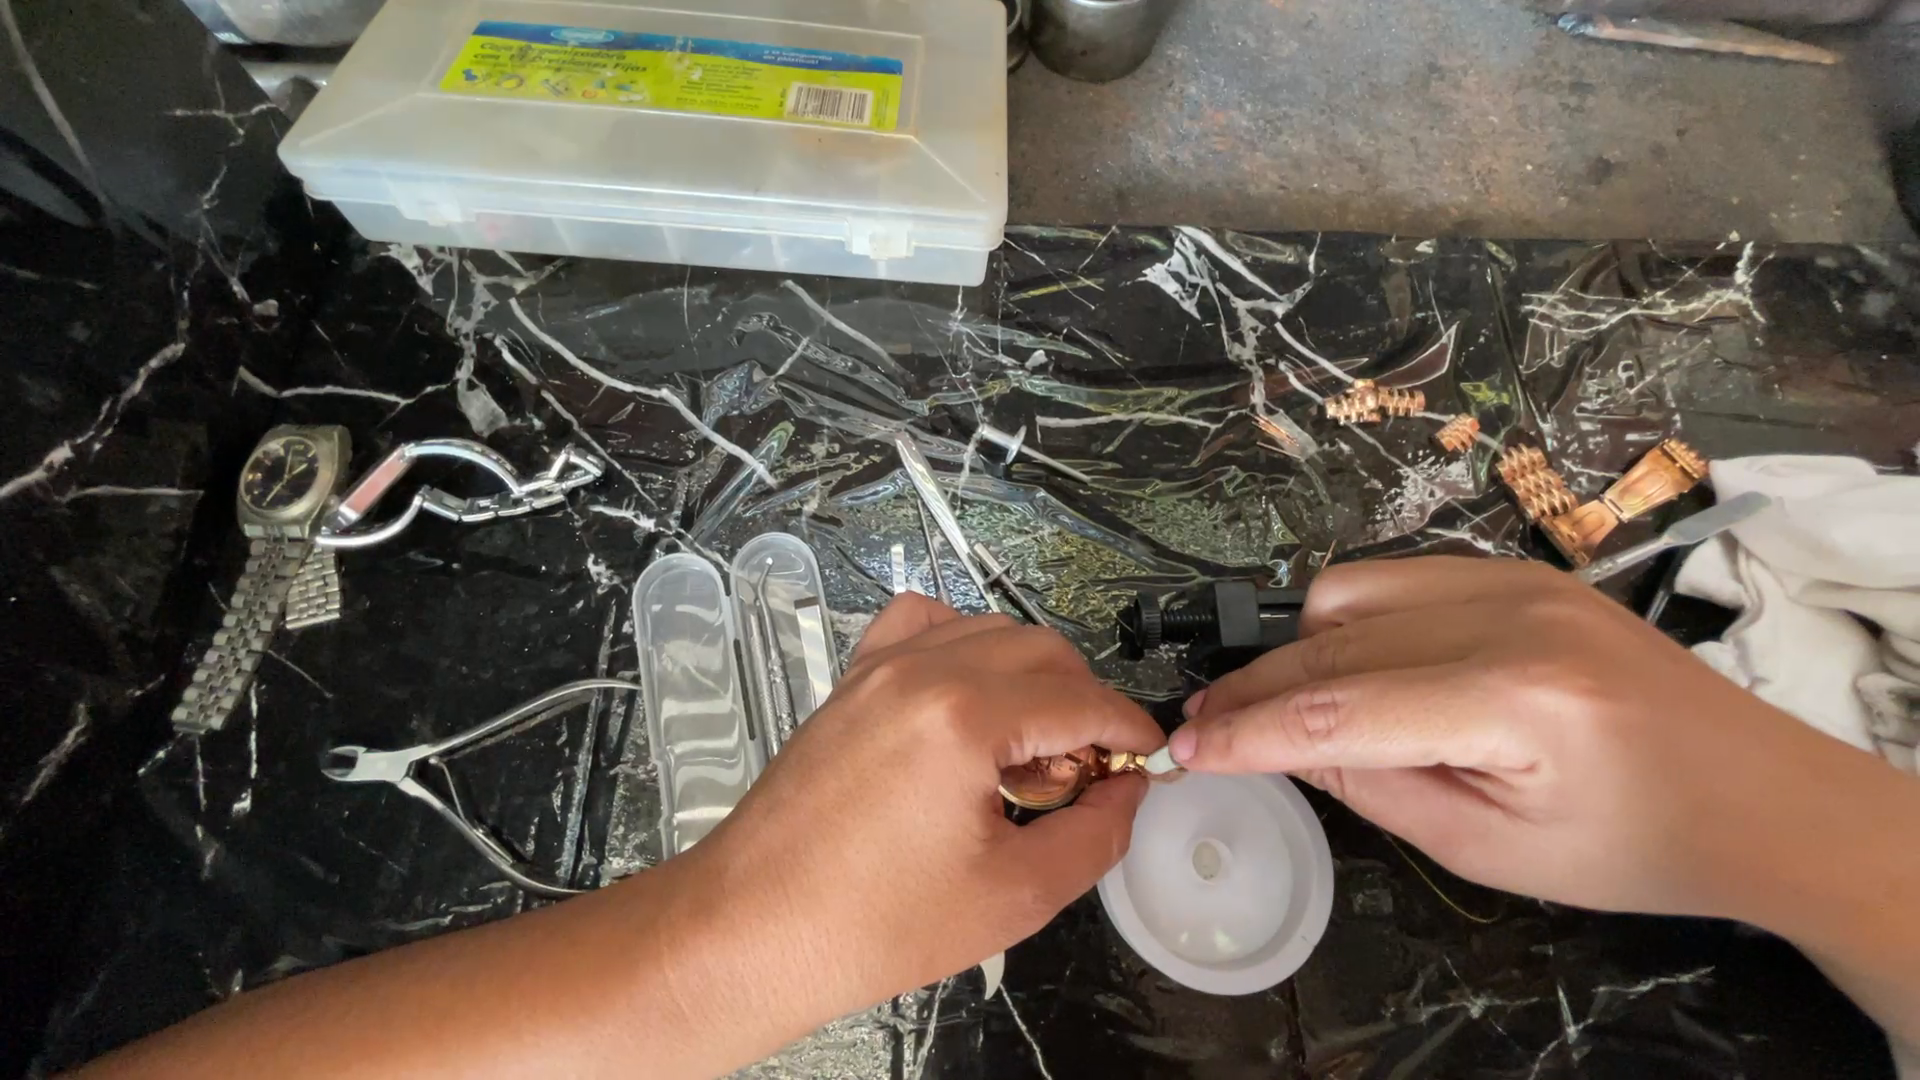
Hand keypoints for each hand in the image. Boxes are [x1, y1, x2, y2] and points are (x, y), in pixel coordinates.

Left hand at [675, 593, 1160, 1028]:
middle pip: (1043, 651)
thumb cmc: (877, 924)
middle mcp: (924, 667)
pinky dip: (962, 641)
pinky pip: (923, 622)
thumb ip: (1095, 835)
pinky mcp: (854, 675)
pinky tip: (966, 692)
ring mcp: (882, 663)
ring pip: (990, 629)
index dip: (1129, 729)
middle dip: (1083, 702)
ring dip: (1030, 675)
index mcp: (965, 716)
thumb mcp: (1013, 896)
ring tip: (1027, 744)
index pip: (1081, 699)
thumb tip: (1128, 788)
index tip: (1147, 760)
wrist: (752, 926)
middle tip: (1085, 770)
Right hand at [1165, 556, 1893, 920]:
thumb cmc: (1634, 848)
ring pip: (1340, 596)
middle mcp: (1508, 615)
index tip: (1184, 747)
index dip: (1246, 731)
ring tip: (1280, 701)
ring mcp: (1509, 577)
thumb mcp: (1485, 850)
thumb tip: (1274, 741)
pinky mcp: (1509, 567)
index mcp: (1519, 703)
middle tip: (1202, 721)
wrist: (1766, 796)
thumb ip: (1365, 787)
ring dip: (1293, 651)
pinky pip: (1383, 578)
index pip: (1336, 712)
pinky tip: (1343, 663)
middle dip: (1251, 689)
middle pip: (1327, 646)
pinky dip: (1339, 621)